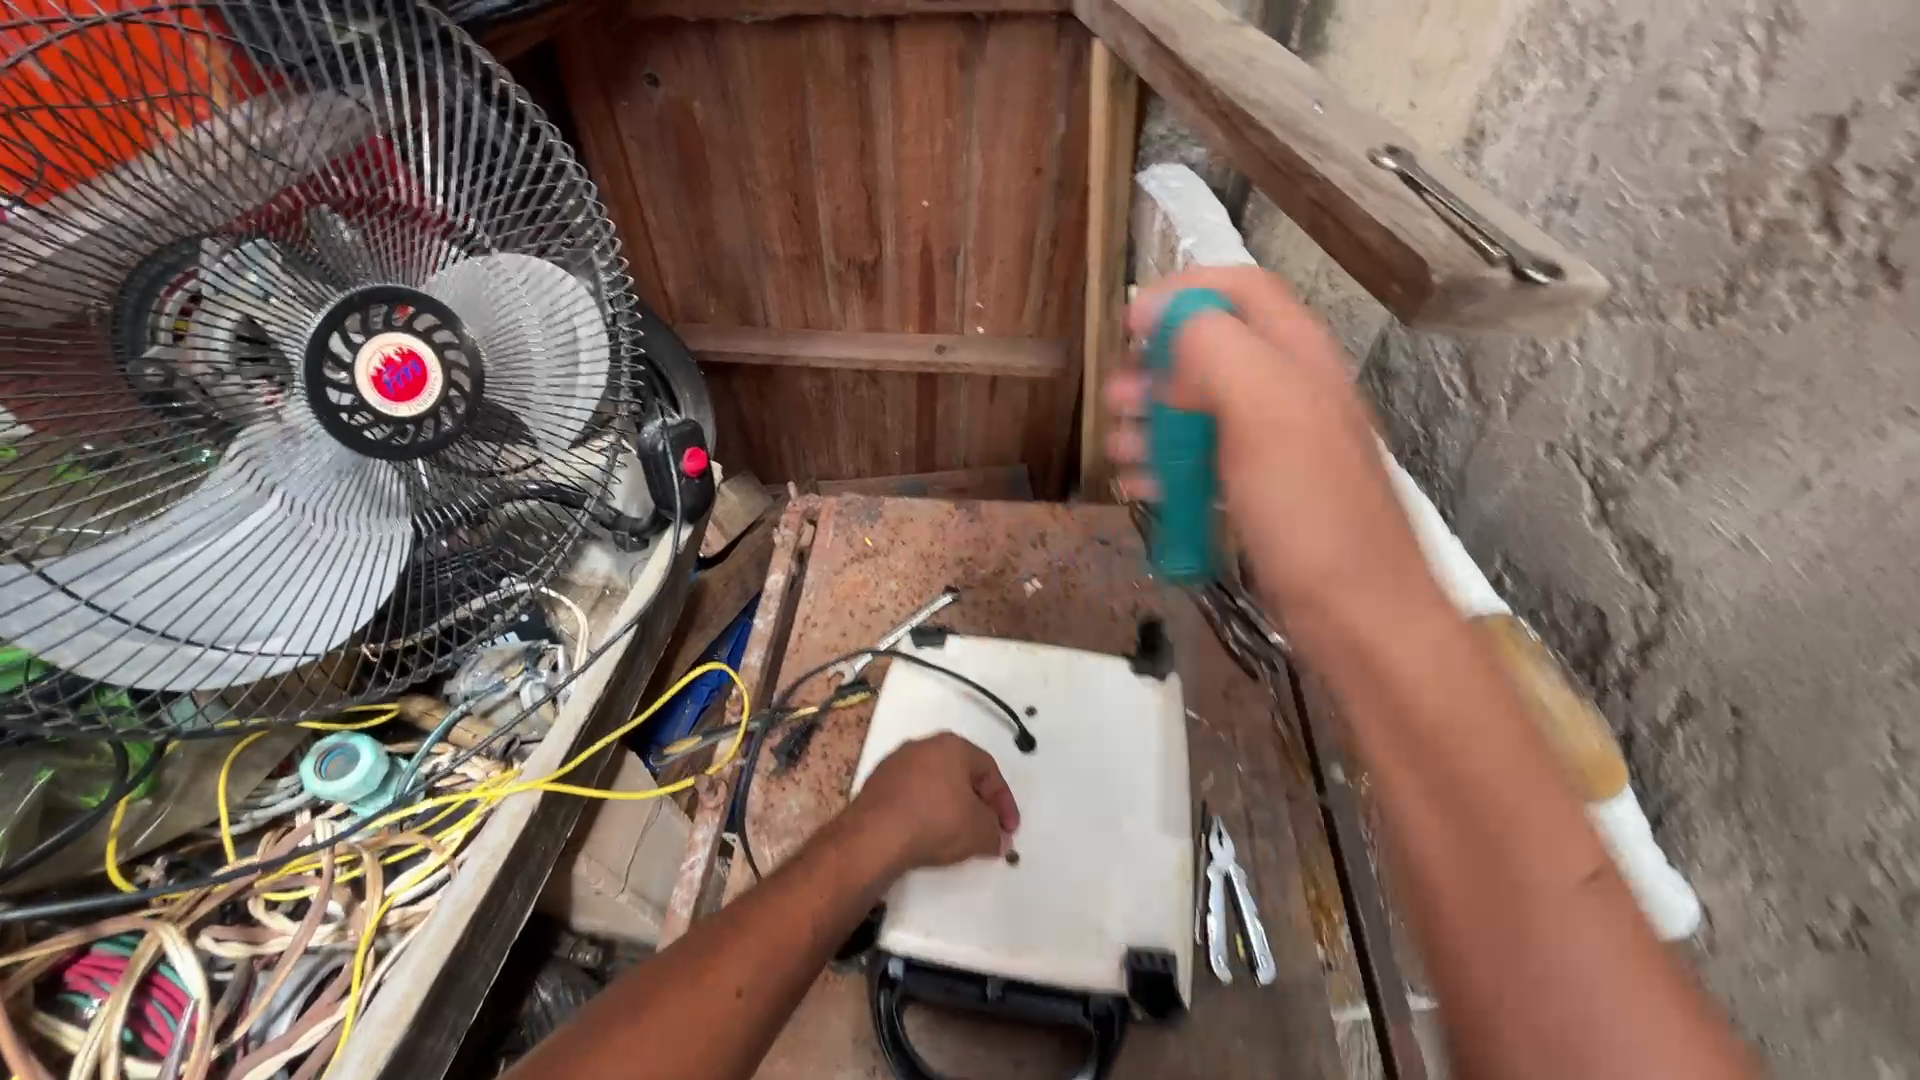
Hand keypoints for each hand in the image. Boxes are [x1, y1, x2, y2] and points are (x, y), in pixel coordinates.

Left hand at [847, 733, 1019, 875]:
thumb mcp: (979, 831)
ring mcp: (895, 763)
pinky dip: (923, 812)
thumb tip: (999, 838)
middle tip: (985, 830)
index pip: (989, 770)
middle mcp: (922, 745)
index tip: (1008, 831)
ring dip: (949, 808)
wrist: (874, 836)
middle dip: (976, 803)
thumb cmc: (936, 821)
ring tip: (956, 837)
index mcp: (952, 745)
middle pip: (960, 774)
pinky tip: (926, 835)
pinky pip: (910, 796)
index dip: (1004, 802)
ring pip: (934, 784)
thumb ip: (995, 833)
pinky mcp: (875, 784)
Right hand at [1105, 267, 1443, 634]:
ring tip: (1119, 446)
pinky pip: (1200, 460)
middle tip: (1118, 397)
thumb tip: (1167, 322)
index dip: (1181, 295)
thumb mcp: (1265, 413)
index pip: (1237, 289)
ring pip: (1197, 408)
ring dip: (1151, 420)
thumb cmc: (1309, 510)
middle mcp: (1284, 389)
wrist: (1353, 612)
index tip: (1129, 325)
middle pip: (1209, 350)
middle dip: (1155, 368)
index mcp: (1296, 356)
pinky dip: (1165, 465)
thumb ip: (1217, 352)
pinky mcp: (1255, 489)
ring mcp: (1270, 442)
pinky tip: (1140, 485)